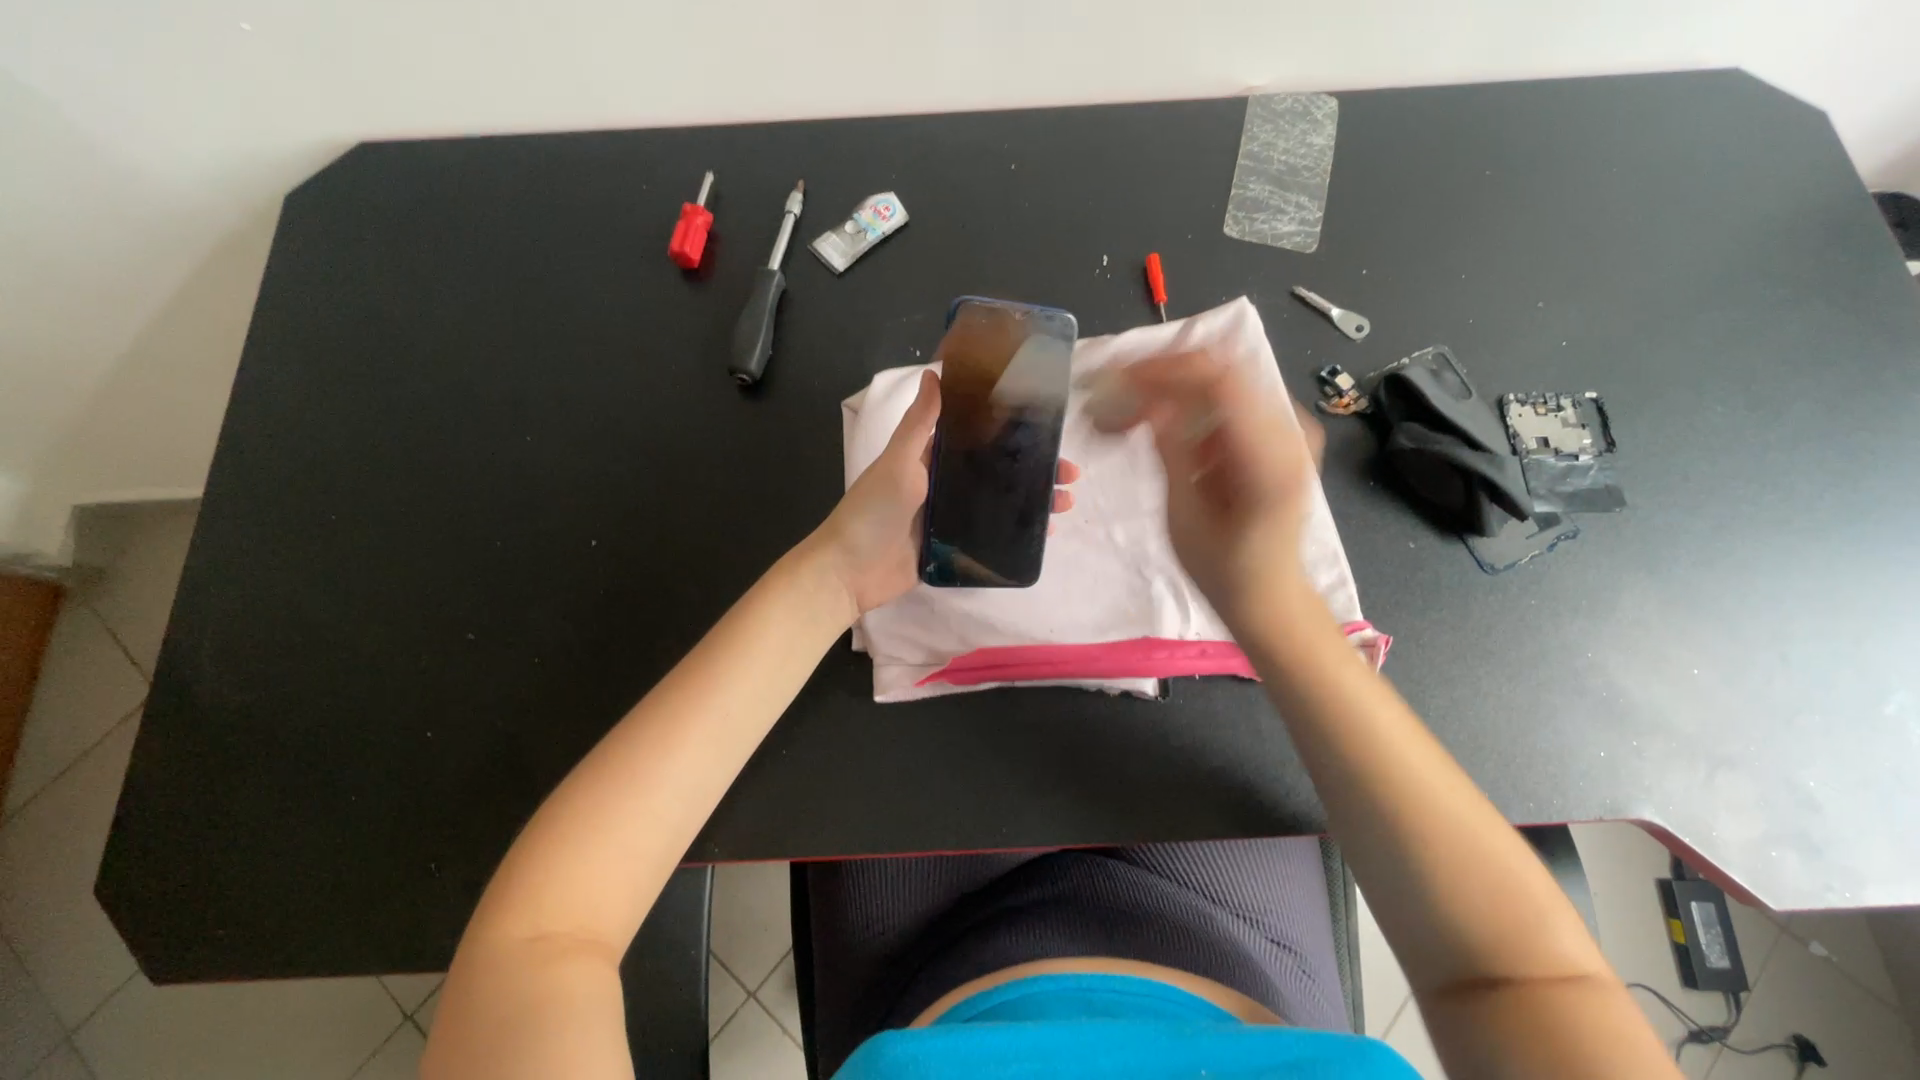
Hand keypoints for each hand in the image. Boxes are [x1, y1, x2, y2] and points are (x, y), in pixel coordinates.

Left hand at [810, 369, 1080, 619]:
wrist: (850, 571)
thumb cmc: (872, 511)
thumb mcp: (898, 462)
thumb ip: (920, 424)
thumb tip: (935, 372)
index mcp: (929, 458)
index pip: (978, 438)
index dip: (1012, 433)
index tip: (1046, 430)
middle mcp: (943, 484)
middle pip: (996, 472)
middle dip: (1033, 471)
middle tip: (1069, 474)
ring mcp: (949, 518)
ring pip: (999, 503)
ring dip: (1032, 501)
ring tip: (1065, 503)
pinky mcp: (952, 549)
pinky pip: (990, 537)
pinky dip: (1017, 532)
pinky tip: (1044, 532)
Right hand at [1090, 351, 1318, 630]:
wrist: (1270, 595)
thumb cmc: (1224, 571)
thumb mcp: (1186, 518)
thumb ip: (1173, 452)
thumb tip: (1151, 401)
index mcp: (1271, 458)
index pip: (1220, 383)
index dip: (1164, 372)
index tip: (1114, 381)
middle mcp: (1290, 432)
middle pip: (1222, 369)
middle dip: (1160, 374)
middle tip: (1110, 390)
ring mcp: (1288, 428)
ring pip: (1221, 377)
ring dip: (1169, 386)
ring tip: (1123, 410)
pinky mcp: (1276, 431)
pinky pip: (1227, 397)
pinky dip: (1186, 401)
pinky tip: (1152, 421)